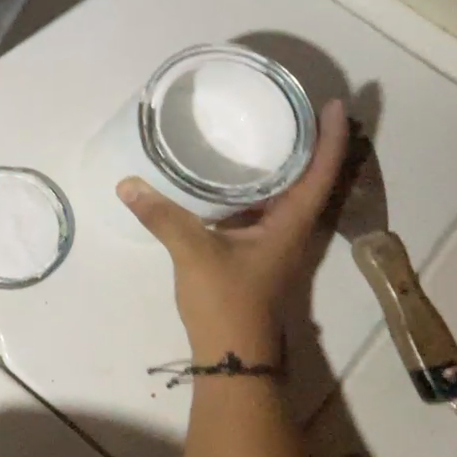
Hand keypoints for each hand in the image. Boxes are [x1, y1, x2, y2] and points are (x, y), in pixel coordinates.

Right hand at [116, 99, 347, 359]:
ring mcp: (275, 245)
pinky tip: (226, 182)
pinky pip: (263, 211)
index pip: (321, 171)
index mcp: (292, 223)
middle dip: (306, 144)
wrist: (234, 354)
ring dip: (281, 168)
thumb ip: (163, 216)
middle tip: (289, 109)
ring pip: (286, 197)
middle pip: (310, 179)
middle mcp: (292, 230)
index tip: (329, 103)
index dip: (329, 137)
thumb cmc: (228, 301)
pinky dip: (253, 190)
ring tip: (259, 135)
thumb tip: (128, 183)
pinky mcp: (256, 255)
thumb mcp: (194, 253)